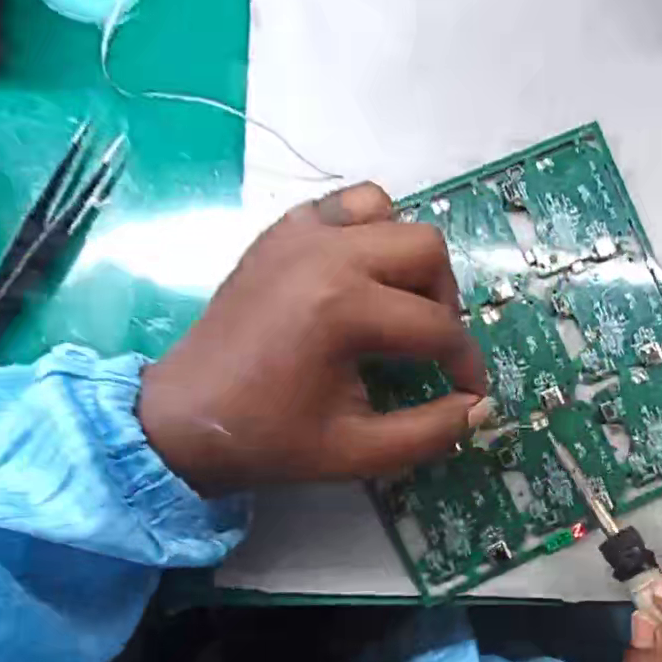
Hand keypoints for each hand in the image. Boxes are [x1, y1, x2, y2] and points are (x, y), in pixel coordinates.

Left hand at [139, 182, 491, 495]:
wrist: (184, 421)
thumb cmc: (269, 440)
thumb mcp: (358, 453)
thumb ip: (430, 433)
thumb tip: (477, 407)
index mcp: (344, 309)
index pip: (438, 327)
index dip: (465, 365)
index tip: (468, 393)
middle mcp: (327, 254)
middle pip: (427, 251)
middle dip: (445, 303)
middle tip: (432, 348)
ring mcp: (299, 234)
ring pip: (389, 214)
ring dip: (408, 260)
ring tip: (397, 307)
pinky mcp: (279, 233)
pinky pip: (344, 207)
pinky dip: (367, 234)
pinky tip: (357, 281)